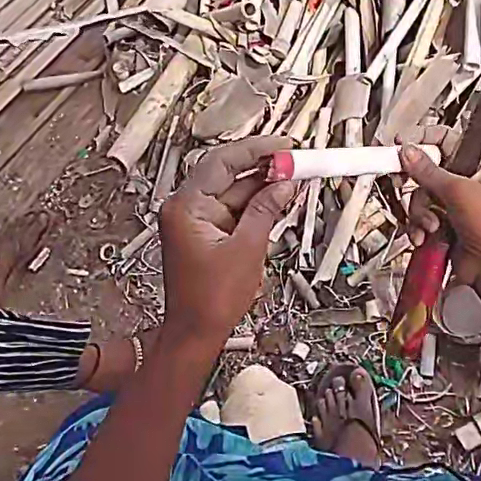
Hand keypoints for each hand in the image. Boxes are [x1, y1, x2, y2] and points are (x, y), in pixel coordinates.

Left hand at [159, 136, 297, 346]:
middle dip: (263, 166)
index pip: (222, 162)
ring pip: (234, 190)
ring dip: (263, 185)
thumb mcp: (247, 249)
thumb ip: (266, 210)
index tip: (283, 146)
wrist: (196, 333)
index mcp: (186, 207)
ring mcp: (197, 220)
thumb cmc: (209, 301)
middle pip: (228, 173)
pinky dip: (256, 203)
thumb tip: (283, 184)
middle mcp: (187, 208)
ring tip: (294, 176)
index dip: (256, 150)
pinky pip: (234, 208)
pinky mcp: (208, 232)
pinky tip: (279, 196)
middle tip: (294, 160)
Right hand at [398, 125, 480, 289]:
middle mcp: (463, 185)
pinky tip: (427, 236)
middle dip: (416, 186)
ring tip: (432, 224)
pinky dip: (418, 229)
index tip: (402, 144)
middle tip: (405, 183)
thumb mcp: (459, 191)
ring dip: (419, 214)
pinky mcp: (442, 229)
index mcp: (475, 166)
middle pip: (424, 173)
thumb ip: (429, 171)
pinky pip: (417, 221)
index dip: (422, 141)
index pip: (444, 142)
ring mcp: (451, 208)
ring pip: (418, 199)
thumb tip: (409, 151)